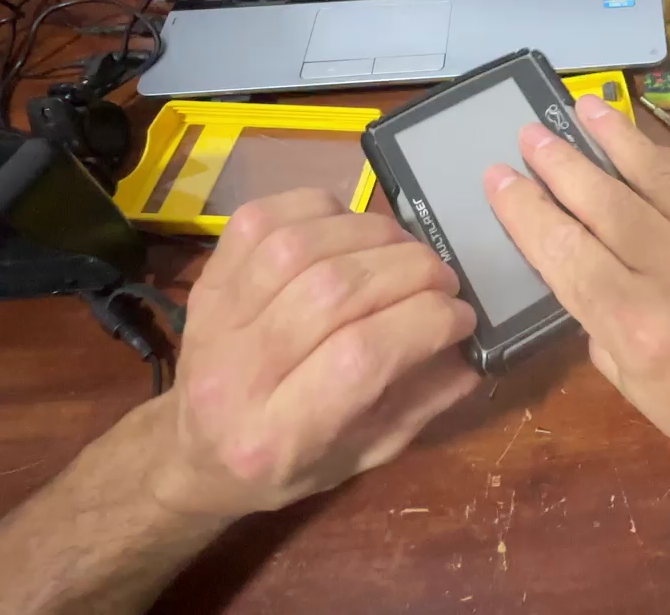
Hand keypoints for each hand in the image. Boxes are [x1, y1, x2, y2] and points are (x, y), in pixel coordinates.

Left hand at [146, 190, 480, 518]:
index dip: (426, 321)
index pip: (360, 355)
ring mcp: (214, 318)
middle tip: (443, 279)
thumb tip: (476, 344)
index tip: (461, 316)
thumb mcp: (369, 452)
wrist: (193, 453)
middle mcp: (236, 375)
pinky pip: (267, 218)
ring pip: (302, 246)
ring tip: (405, 251)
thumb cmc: (293, 460)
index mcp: (278, 436)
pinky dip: (324, 209)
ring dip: (375, 234)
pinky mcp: (209, 277)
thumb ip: (427, 400)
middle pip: (333, 291)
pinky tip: (353, 227)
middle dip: (412, 270)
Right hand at [482, 96, 669, 473]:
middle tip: (530, 133)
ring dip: (615, 138)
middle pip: (607, 203)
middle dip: (561, 165)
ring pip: (657, 176)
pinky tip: (635, 139)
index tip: (498, 177)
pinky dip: (661, 157)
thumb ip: (589, 303)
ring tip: (584, 109)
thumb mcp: (619, 370)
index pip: (566, 251)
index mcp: (638, 325)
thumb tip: (567, 237)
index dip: (526, 210)